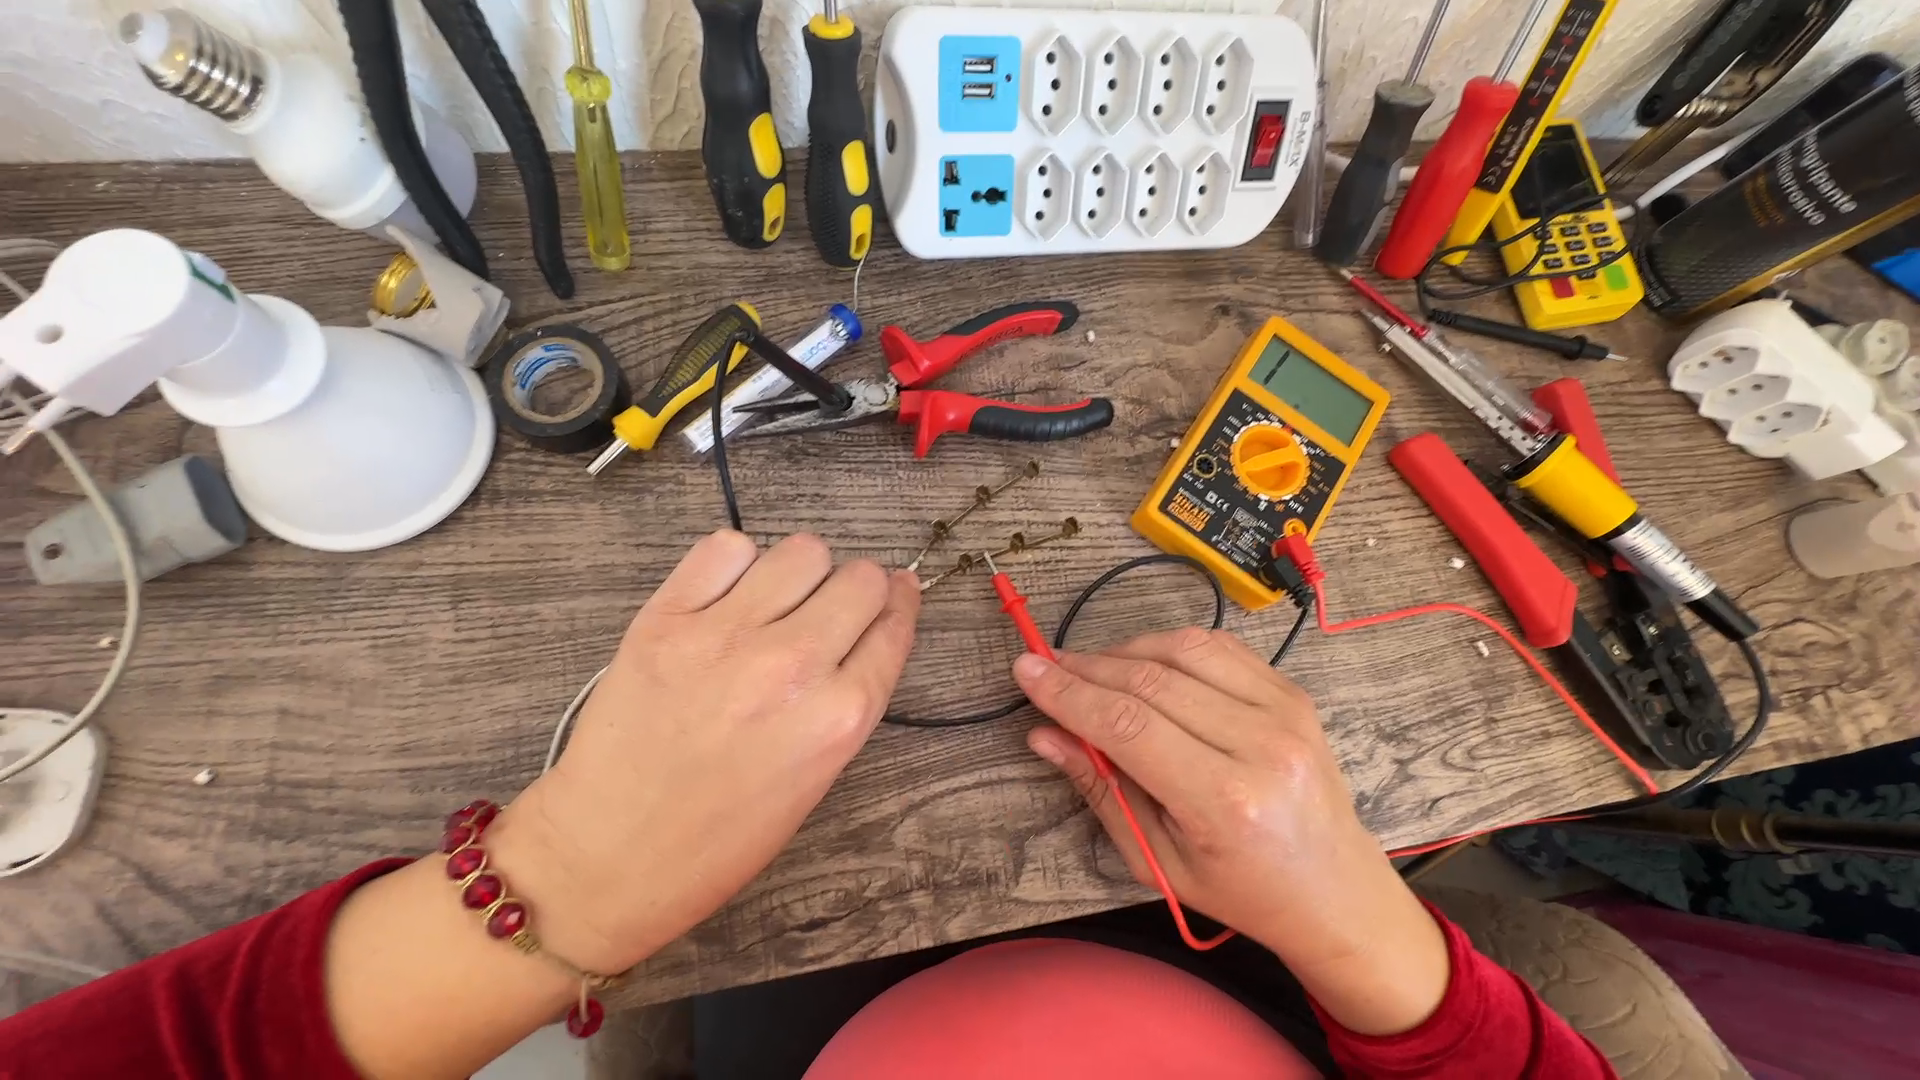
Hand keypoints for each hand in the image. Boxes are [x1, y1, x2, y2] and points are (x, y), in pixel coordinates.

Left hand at [496, 532, 919, 973]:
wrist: (608, 857)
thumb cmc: (722, 836)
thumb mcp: (816, 775)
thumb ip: (850, 697)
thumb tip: (874, 627)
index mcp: (840, 717)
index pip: (895, 625)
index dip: (902, 603)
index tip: (897, 593)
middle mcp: (793, 667)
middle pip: (861, 578)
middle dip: (860, 587)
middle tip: (833, 608)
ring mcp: (726, 638)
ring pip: (803, 551)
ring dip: (803, 573)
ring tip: (778, 603)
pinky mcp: (664, 620)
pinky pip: (726, 547)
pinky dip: (738, 563)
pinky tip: (729, 596)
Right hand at [1013, 628, 1449, 1035]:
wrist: (1337, 893)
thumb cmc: (1242, 891)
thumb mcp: (1158, 861)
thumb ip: (1101, 790)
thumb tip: (1044, 735)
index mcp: (1225, 801)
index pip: (1128, 724)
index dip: (1068, 692)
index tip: (1025, 670)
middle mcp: (1261, 744)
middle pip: (1150, 681)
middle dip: (1086, 668)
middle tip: (1046, 667)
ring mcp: (1285, 711)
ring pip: (1182, 649)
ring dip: (1123, 651)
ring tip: (1090, 669)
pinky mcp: (1294, 693)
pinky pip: (1217, 646)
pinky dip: (1168, 645)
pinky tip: (1142, 663)